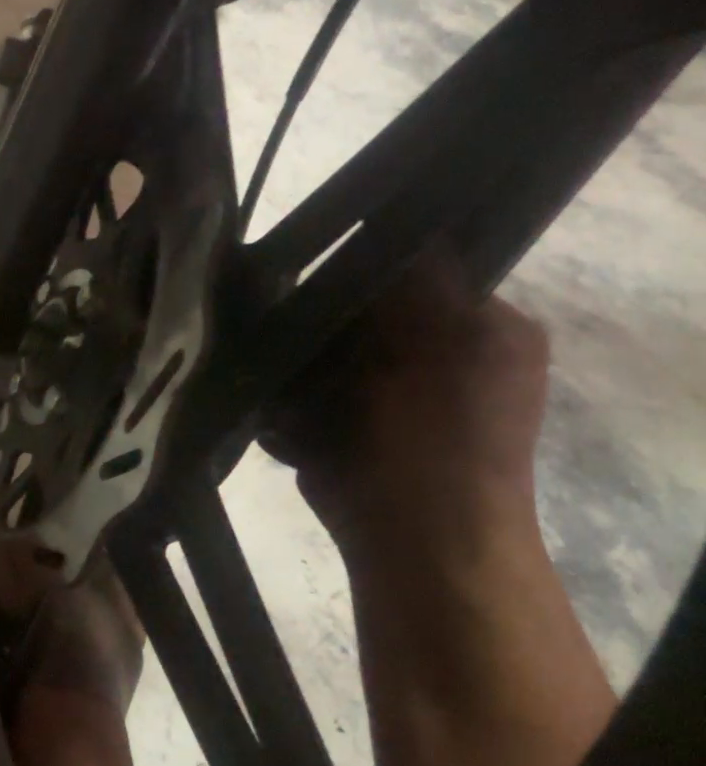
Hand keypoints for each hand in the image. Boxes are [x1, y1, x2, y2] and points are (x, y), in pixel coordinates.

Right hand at [265, 253, 549, 569]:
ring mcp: (384, 400)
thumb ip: (419, 286)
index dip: (362, 270)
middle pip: (354, 315)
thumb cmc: (441, 439)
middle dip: (315, 329)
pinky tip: (285, 426)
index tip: (311, 276)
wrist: (417, 539)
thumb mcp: (446, 346)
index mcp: (481, 329)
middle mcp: (436, 359)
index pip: (415, 271)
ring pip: (315, 358)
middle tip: (288, 340)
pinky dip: (287, 412)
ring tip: (283, 393)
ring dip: (293, 375)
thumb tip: (400, 225)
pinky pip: (298, 400)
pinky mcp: (341, 432)